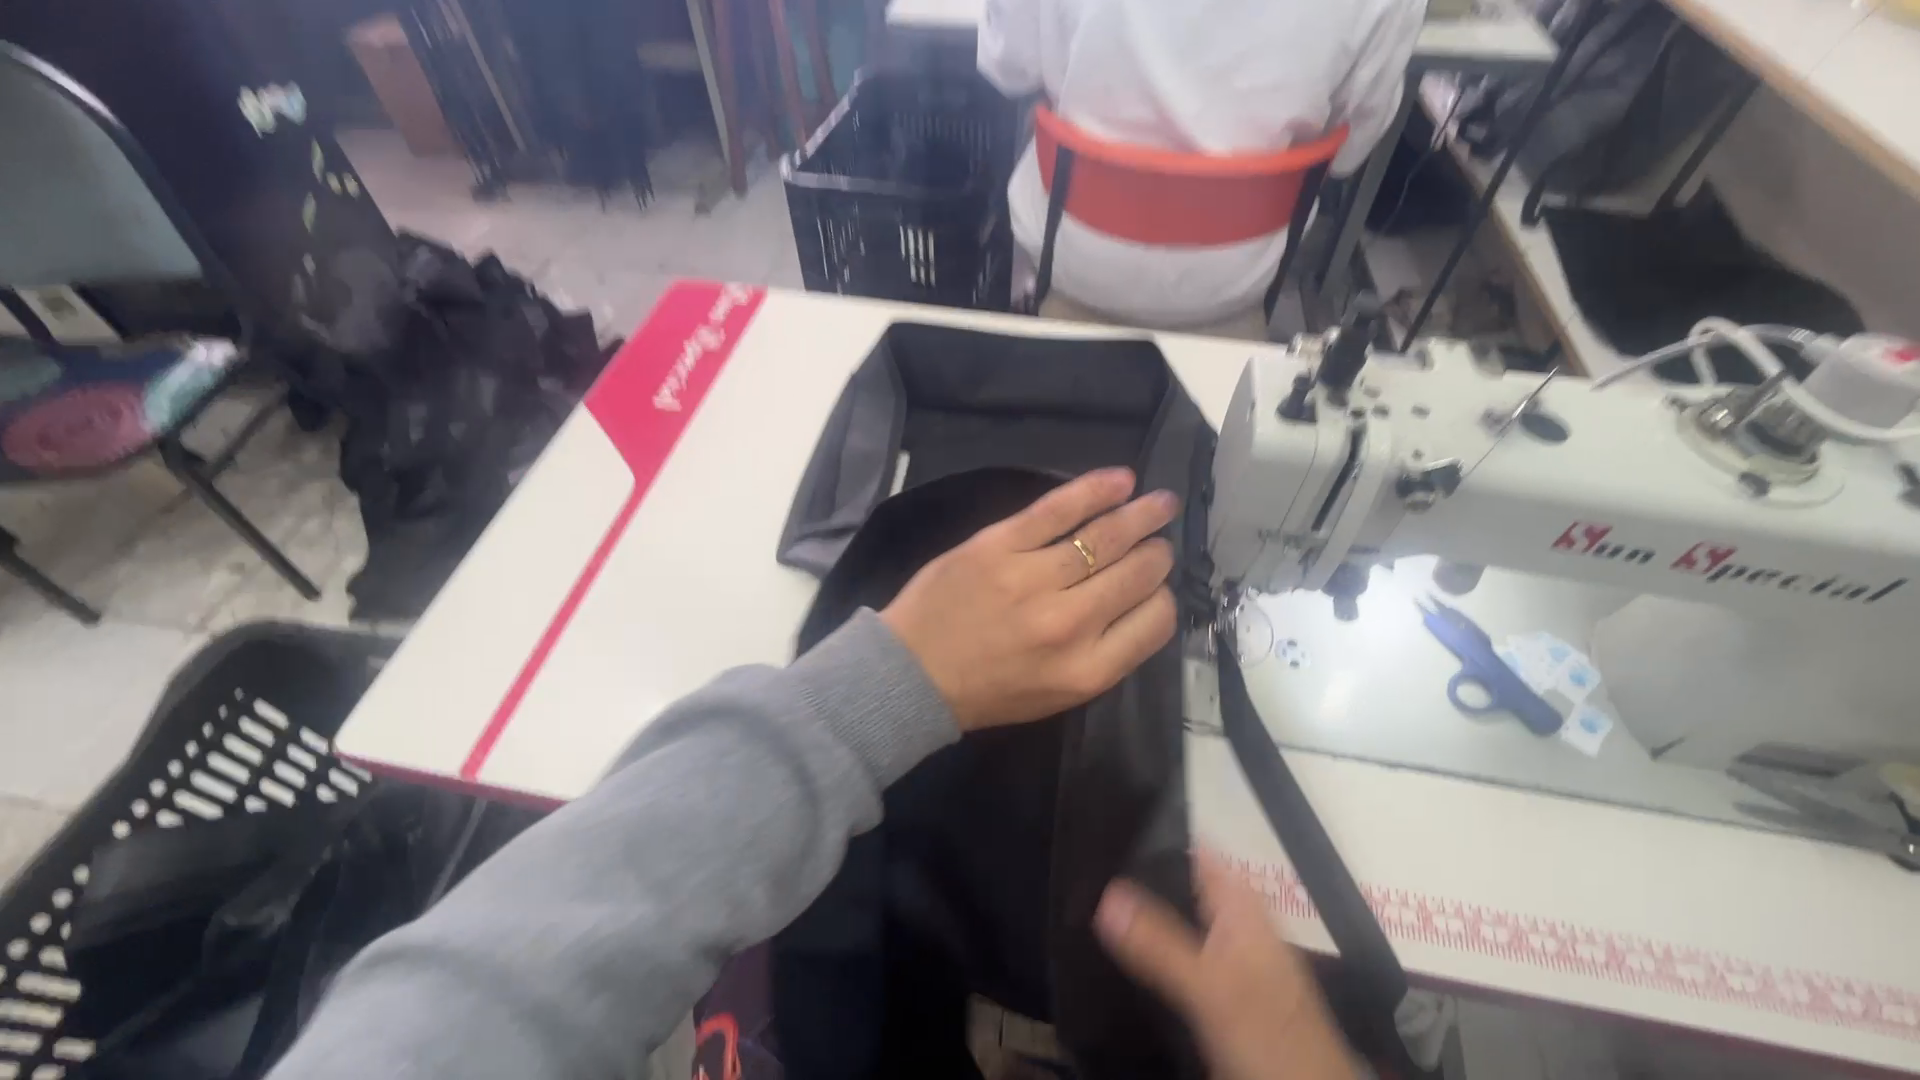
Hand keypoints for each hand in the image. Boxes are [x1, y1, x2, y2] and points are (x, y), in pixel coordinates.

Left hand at [879, 467, 1179, 731]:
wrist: (913, 674)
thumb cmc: (987, 691)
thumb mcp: (1058, 694)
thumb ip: (1105, 654)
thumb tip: (1141, 603)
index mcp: (1087, 669)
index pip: (1155, 620)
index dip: (1162, 597)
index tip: (1156, 586)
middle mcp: (1069, 623)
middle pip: (1137, 574)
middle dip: (1157, 553)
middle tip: (1160, 541)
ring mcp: (1032, 579)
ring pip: (1105, 536)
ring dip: (1141, 515)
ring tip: (1161, 503)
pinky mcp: (998, 545)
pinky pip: (1056, 510)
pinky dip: (1093, 489)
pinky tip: (1121, 480)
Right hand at [1095, 854, 1358, 1079]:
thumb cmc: (1267, 1033)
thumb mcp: (1208, 985)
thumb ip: (1158, 941)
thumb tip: (1106, 895)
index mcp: (1242, 904)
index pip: (1195, 847)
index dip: (1155, 835)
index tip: (1107, 830)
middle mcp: (1238, 920)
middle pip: (1183, 882)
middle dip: (1142, 876)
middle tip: (1091, 871)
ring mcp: (1232, 954)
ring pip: (1180, 917)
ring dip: (1146, 914)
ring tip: (1095, 904)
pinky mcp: (1225, 986)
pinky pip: (1181, 950)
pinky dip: (1155, 947)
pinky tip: (1127, 954)